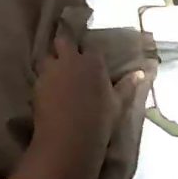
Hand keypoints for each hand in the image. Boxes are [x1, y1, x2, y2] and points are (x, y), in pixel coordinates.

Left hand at [18, 35, 135, 178]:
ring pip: (47, 57)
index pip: (92, 47)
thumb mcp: (117, 103)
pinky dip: (44, 80)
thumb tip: (141, 73)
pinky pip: (39, 76)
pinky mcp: (37, 84)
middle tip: (69, 58)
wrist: (69, 138)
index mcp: (92, 62)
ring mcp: (51, 70)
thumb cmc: (99, 120)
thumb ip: (127, 86)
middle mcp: (69, 60)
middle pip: (63, 40)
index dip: (90, 53)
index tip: (90, 59)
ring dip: (51, 62)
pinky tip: (48, 90)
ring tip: (56, 74)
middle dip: (65, 46)